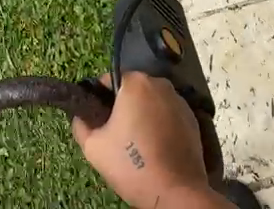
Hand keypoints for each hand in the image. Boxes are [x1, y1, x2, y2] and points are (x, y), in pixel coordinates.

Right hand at [71, 74, 225, 208]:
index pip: (109, 80)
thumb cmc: (132, 165)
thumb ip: (81, 125)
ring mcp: (179, 101)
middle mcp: (159, 83)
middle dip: (122, 107)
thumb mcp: (94, 147)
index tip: (97, 120)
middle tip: (115, 133)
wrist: (176, 193)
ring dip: (142, 115)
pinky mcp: (193, 119)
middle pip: (132, 90)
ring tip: (137, 143)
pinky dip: (160, 125)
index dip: (99, 98)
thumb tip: (80, 116)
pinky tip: (155, 147)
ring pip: (151, 102)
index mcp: (135, 82)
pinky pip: (168, 115)